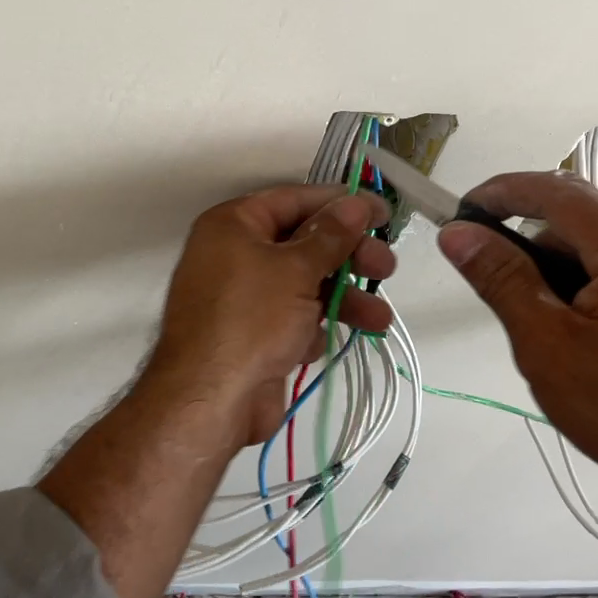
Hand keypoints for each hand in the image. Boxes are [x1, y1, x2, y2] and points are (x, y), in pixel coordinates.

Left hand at [145, 185, 394, 447]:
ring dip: (344, 297)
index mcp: (232, 224)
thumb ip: (330, 235)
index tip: (381, 212)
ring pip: (304, 283)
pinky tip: (322, 343)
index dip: (339, 203)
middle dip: (347, 255)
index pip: (292, 200)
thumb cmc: (250, 318)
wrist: (211, 398)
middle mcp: (234, 253)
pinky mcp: (254, 333)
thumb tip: (355, 203)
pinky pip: (293, 317)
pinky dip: (314, 326)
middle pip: (302, 242)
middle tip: (386, 266)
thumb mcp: (295, 269)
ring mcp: (243, 296)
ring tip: (379, 317)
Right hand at [437, 172, 597, 517]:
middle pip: (593, 226)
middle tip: (516, 300)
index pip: (561, 193)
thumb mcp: (547, 346)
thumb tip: (458, 232)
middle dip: (543, 249)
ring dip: (580, 274)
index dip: (505, 192)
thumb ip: (501, 278)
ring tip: (566, 337)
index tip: (465, 210)